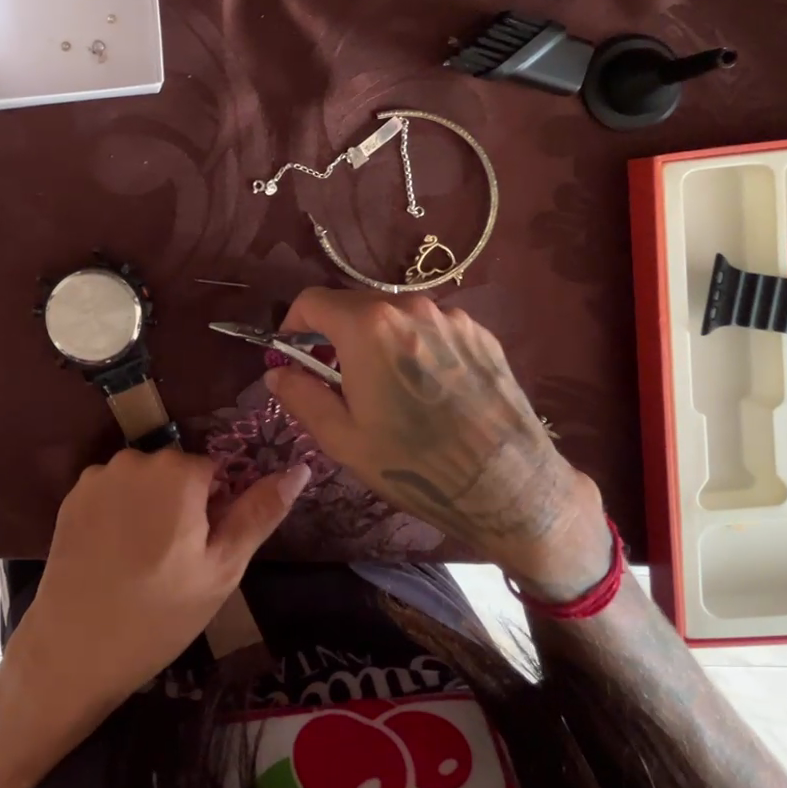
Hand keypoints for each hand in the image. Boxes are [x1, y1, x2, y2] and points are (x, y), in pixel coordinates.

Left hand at [13, 448, 308, 708]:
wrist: (75, 648)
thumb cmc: (160, 613)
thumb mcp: (223, 568)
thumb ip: (259, 512)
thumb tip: (299, 468)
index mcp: (177, 472)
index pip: (214, 471)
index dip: (215, 509)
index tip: (204, 549)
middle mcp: (134, 459)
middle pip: (175, 473)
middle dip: (181, 505)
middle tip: (175, 561)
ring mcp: (97, 476)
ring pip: (142, 482)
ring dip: (148, 508)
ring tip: (142, 562)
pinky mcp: (71, 497)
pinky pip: (111, 493)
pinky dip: (117, 515)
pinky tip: (114, 557)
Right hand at [265, 287, 611, 600]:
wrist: (509, 485)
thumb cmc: (414, 464)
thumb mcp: (341, 437)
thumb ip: (300, 395)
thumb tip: (277, 372)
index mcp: (368, 327)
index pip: (311, 301)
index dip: (292, 327)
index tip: (294, 357)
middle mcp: (410, 307)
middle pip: (353, 305)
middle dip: (334, 335)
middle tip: (335, 380)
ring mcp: (451, 318)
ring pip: (393, 316)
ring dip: (375, 341)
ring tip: (386, 389)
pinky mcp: (481, 334)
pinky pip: (429, 329)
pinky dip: (413, 348)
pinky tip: (426, 391)